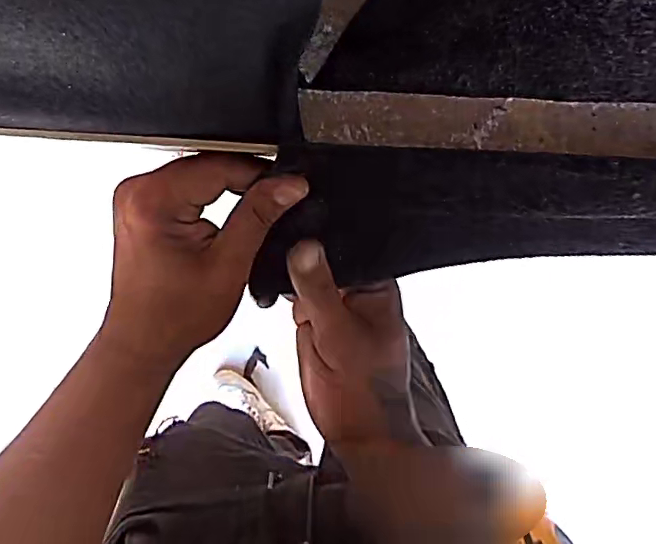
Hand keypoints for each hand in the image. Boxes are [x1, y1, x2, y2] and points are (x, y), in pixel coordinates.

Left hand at [98, 154, 307, 370]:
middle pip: (207, 163)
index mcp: (153, 200)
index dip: (259, 172)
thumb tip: (287, 184)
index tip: (287, 182)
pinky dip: (210, 190)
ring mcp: (135, 195)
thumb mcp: (229, 264)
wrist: (142, 344)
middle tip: (278, 193)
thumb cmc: (172, 318)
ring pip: (198, 169)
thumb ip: (259, 215)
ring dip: (229, 182)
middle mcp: (137, 191)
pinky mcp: (140, 202)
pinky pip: (184, 181)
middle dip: (245, 177)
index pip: (219, 165)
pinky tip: (228, 204)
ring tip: (256, 203)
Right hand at [287, 240, 423, 445]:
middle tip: (285, 256)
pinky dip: (282, 291)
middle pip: (321, 250)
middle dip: (300, 252)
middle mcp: (354, 283)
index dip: (318, 230)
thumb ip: (320, 289)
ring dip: (289, 272)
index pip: (344, 240)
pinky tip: (280, 296)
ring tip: (289, 290)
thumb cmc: (369, 388)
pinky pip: (292, 290)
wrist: (357, 433)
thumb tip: (305, 246)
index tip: (293, 222)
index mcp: (375, 279)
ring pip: (303, 268)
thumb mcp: (340, 334)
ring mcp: (332, 297)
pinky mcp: (312, 314)